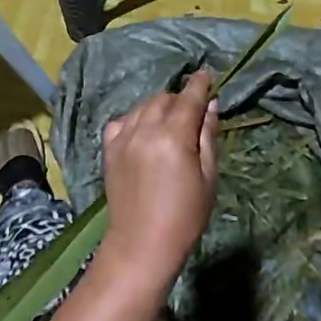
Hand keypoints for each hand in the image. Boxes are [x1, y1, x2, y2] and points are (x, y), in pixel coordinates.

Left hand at [101, 69, 218, 278]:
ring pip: (144, 106)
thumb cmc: (186, 214)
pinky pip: (123, 121)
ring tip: (170, 122)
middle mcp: (146, 129)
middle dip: (181, 99)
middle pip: (165, 98)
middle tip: (193, 113)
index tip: (208, 75)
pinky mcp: (109, 151)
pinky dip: (136, 119)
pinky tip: (144, 132)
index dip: (201, 83)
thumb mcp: (208, 175)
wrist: (141, 246)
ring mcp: (123, 139)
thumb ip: (208, 135)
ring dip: (159, 107)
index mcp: (174, 135)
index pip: (190, 96)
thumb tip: (211, 105)